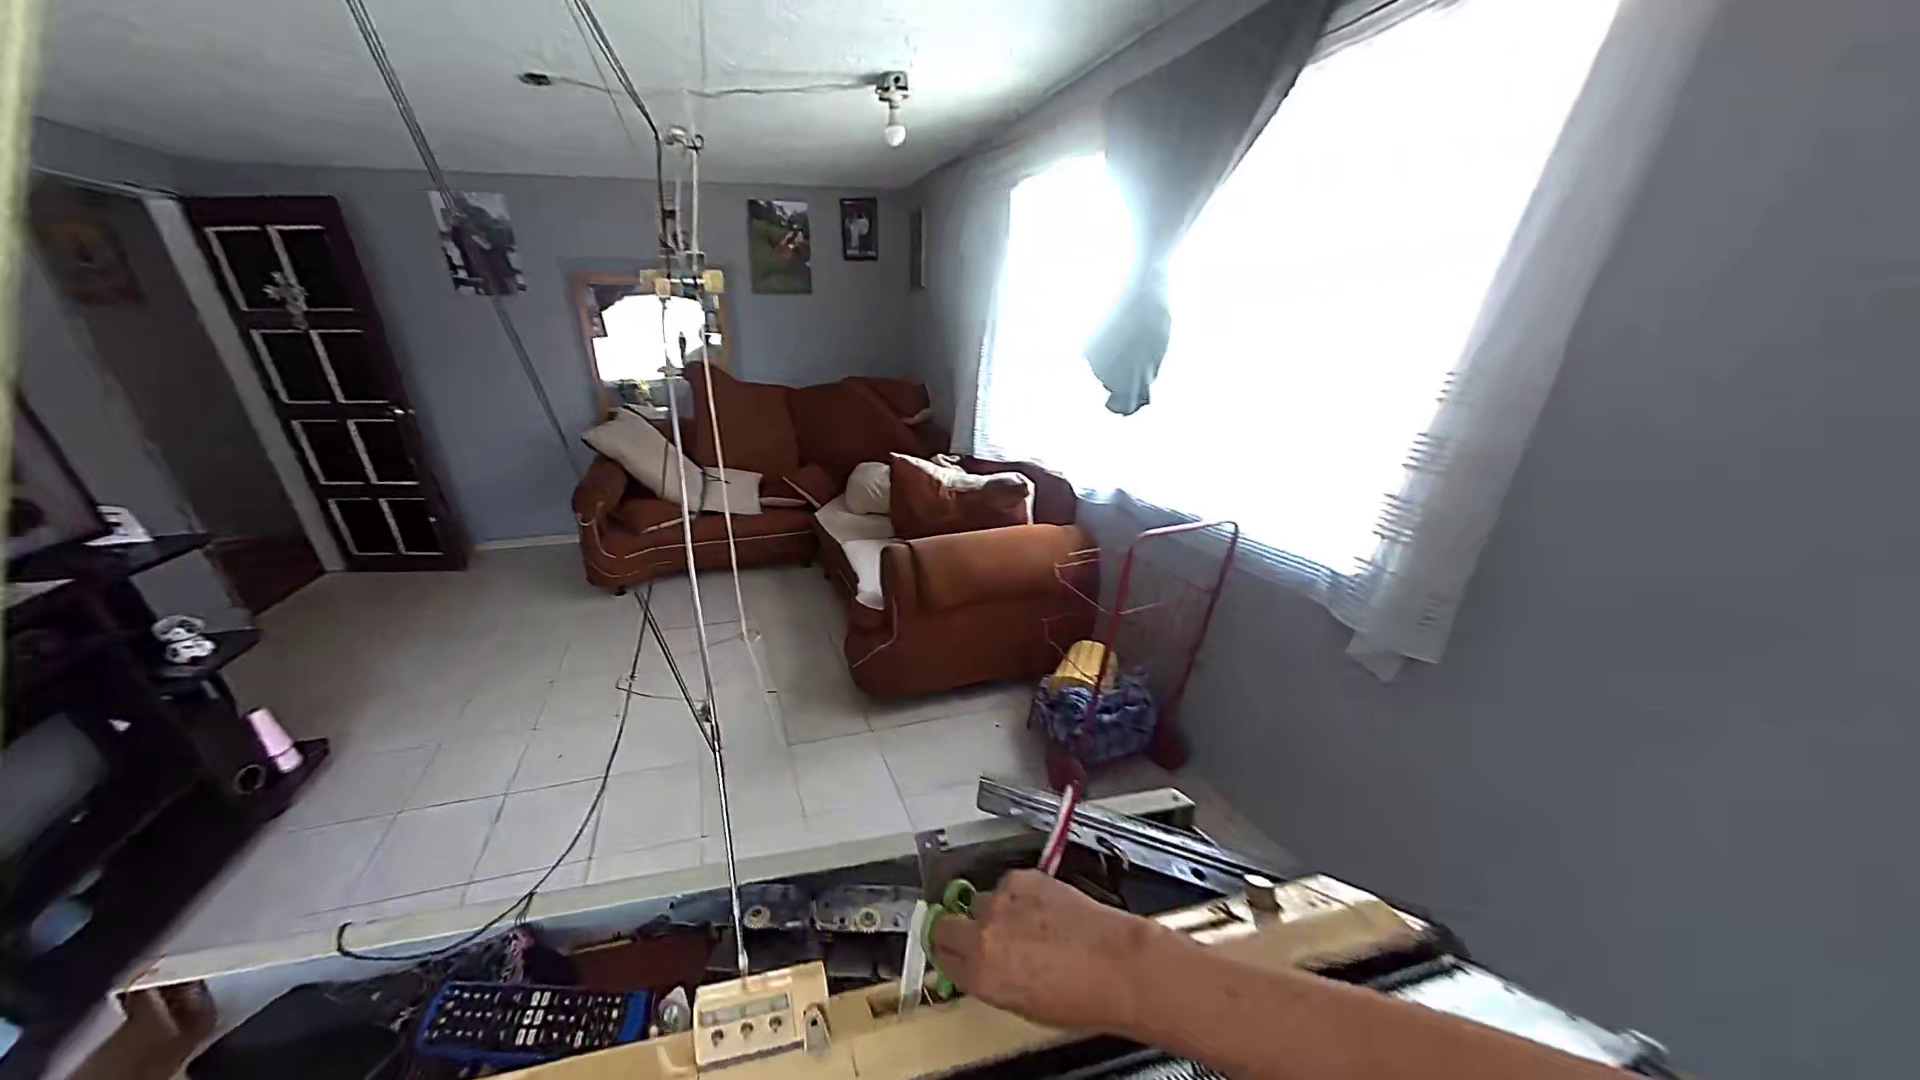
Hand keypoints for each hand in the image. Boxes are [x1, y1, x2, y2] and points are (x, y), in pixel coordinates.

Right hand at [929, 870, 1171, 1033]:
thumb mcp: (1021, 1004)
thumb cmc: (1079, 994)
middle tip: (978, 934)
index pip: (940, 953)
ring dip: (993, 910)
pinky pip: (1007, 884)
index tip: (951, 949)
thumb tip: (978, 968)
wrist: (1114, 963)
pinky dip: (1018, 894)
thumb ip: (988, 980)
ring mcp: (1002, 900)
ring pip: (980, 900)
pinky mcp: (1022, 878)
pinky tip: (1041, 908)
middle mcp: (983, 933)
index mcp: (979, 973)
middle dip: (958, 928)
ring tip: (1024, 924)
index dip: (947, 953)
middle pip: (946, 922)